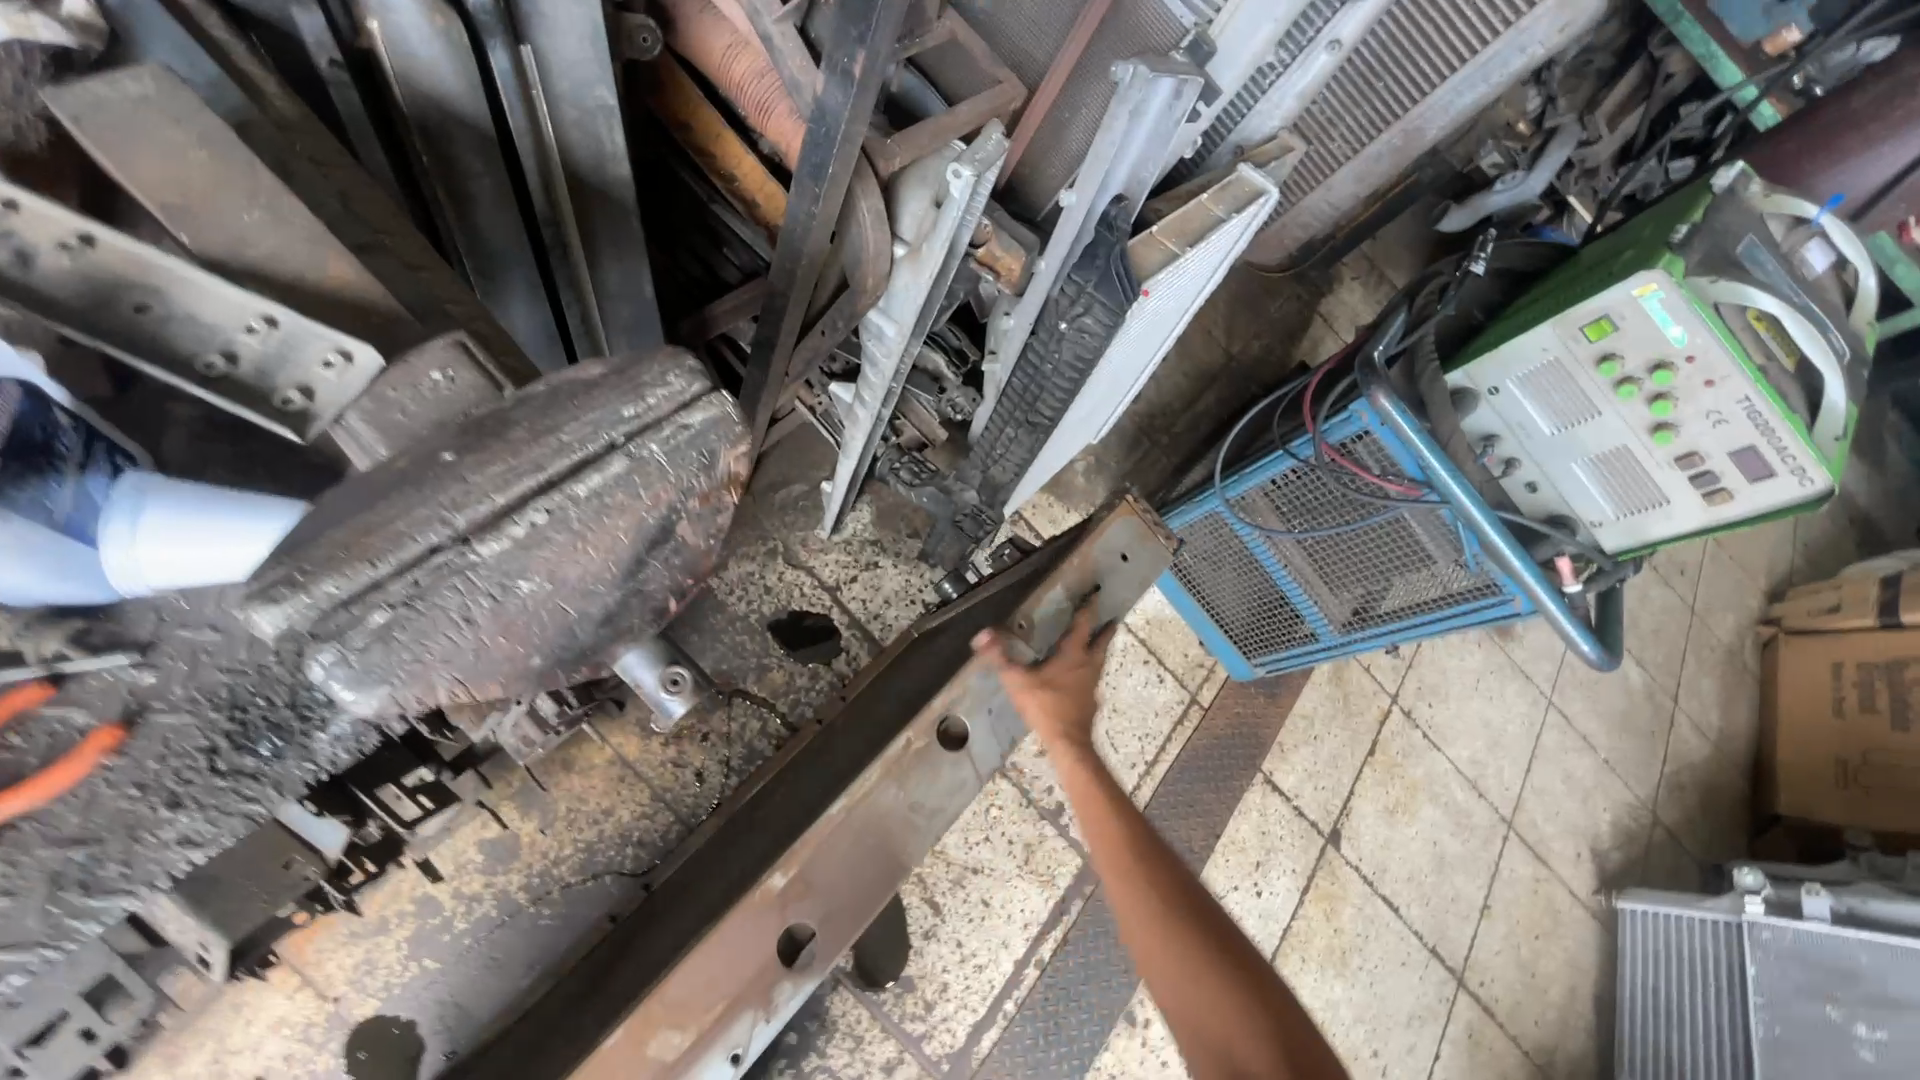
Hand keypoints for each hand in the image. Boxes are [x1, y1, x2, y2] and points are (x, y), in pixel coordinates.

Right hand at [972, 604, 1115, 755]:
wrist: (1068, 741)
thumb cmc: (1045, 706)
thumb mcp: (1017, 680)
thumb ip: (1000, 657)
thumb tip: (982, 634)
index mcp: (1073, 654)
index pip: (1083, 625)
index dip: (1089, 608)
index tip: (1096, 594)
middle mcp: (1088, 665)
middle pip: (1102, 642)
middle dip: (1107, 629)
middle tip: (1113, 619)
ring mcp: (1092, 684)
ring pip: (1101, 661)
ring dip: (1102, 649)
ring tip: (1101, 643)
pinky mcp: (1091, 701)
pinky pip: (1094, 679)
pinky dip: (1092, 671)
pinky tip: (1085, 678)